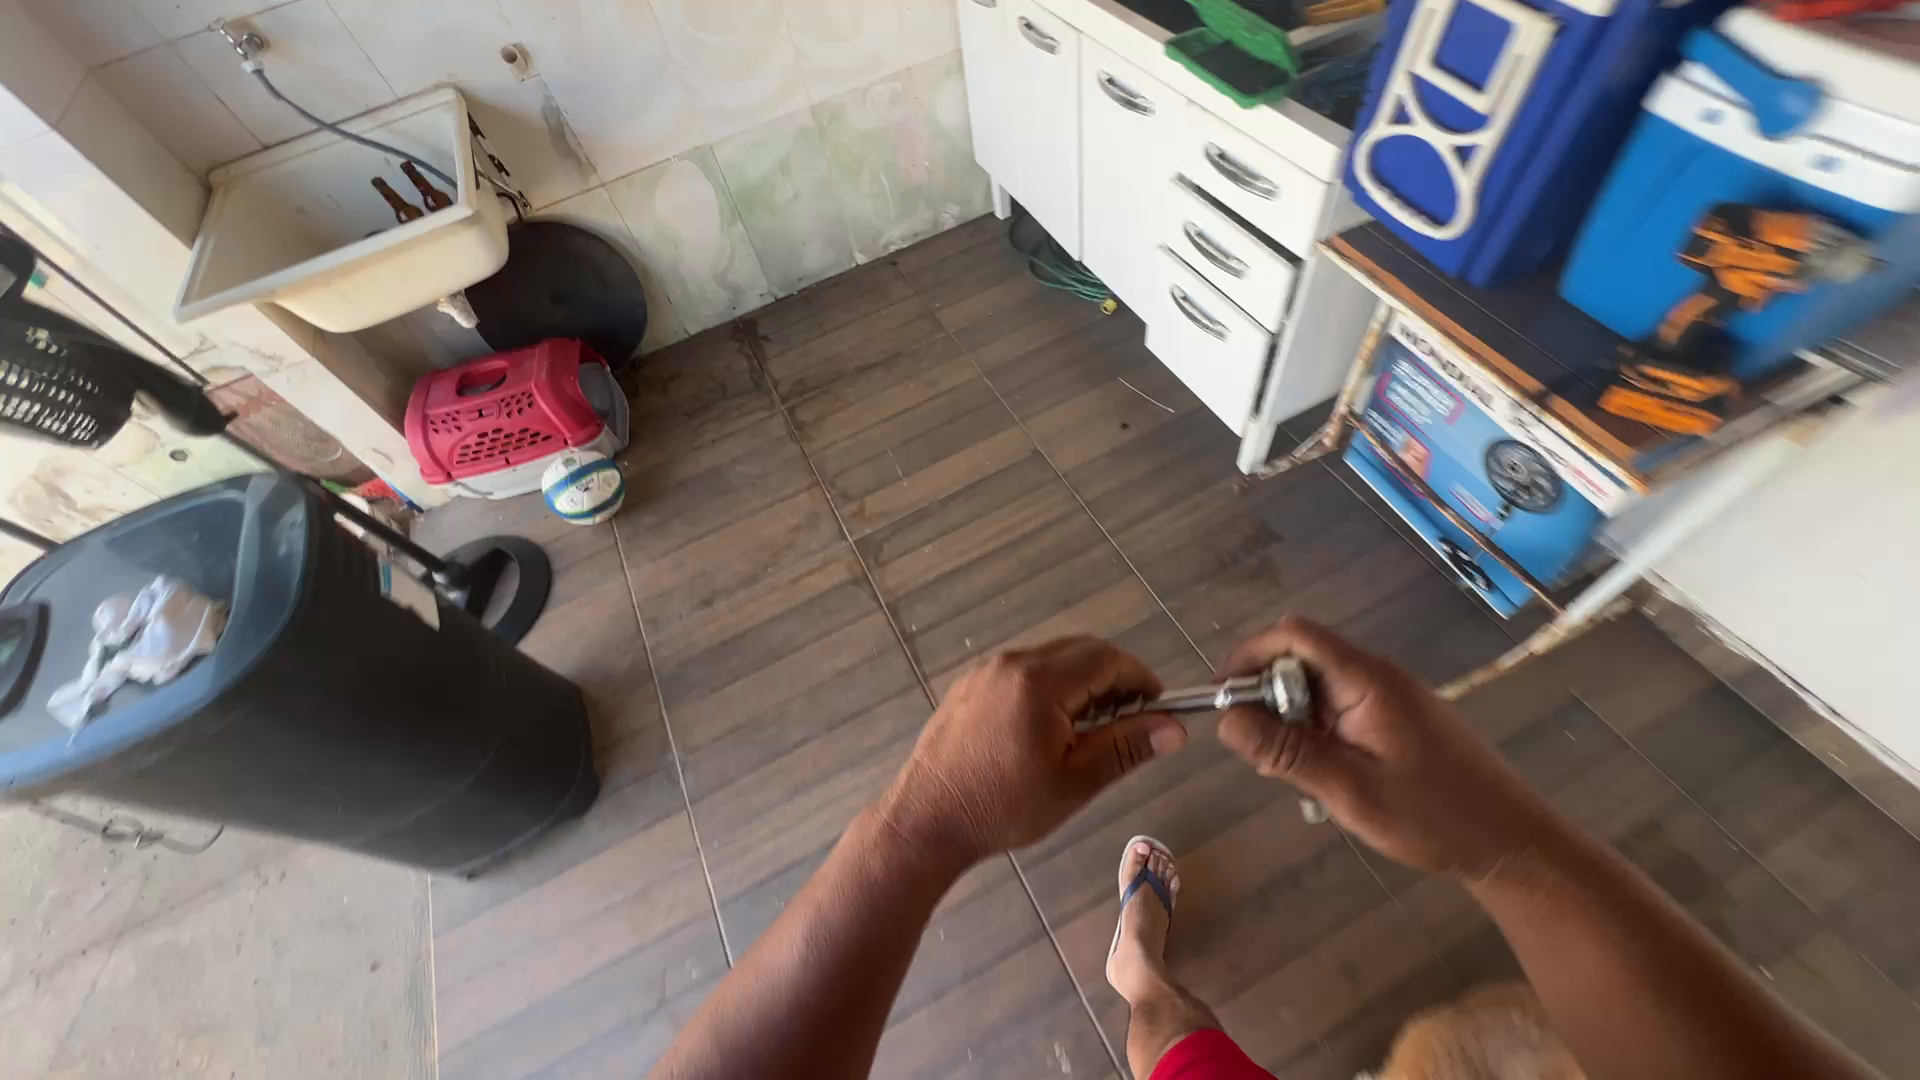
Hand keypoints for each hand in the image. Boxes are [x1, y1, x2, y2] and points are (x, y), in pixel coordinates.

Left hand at [881, 636, 1189, 865]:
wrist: (926, 818)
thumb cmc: (1004, 807)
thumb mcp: (1074, 782)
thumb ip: (1126, 747)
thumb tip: (1175, 728)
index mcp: (1039, 682)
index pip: (1106, 658)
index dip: (1140, 678)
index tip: (1159, 707)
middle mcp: (1012, 662)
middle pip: (1080, 650)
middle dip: (1113, 676)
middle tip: (1129, 719)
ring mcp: (987, 669)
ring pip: (1052, 657)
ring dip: (1082, 680)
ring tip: (1092, 726)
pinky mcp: (971, 682)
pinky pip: (1025, 668)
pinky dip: (1051, 683)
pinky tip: (1051, 724)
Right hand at [1214, 618, 1559, 881]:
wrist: (1515, 847)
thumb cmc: (1434, 818)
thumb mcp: (1350, 790)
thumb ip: (1286, 751)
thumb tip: (1225, 719)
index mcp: (1368, 681)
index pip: (1296, 635)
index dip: (1251, 655)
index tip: (1224, 697)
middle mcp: (1376, 676)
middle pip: (1300, 658)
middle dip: (1266, 694)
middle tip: (1257, 746)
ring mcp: (1388, 696)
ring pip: (1315, 685)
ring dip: (1289, 717)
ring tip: (1289, 768)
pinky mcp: (1394, 718)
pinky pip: (1336, 707)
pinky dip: (1314, 730)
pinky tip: (1319, 770)